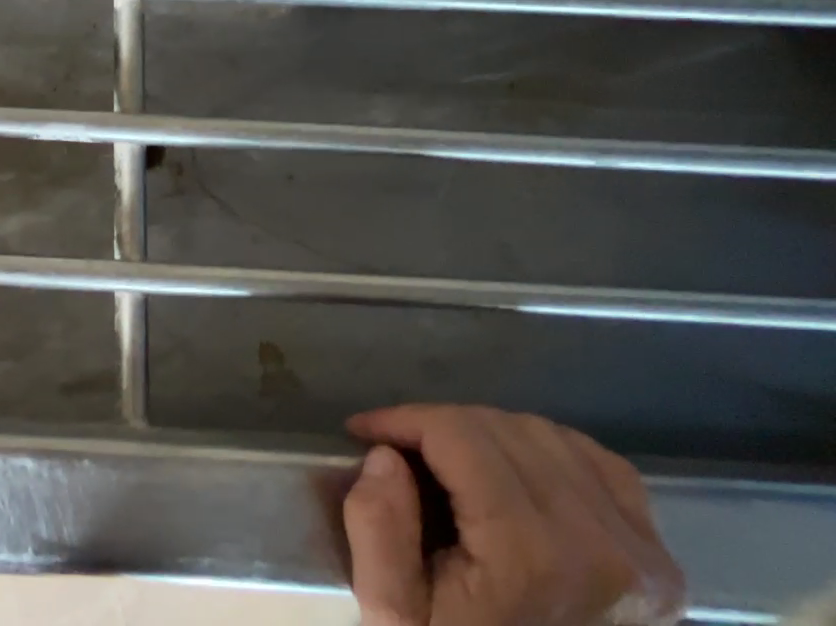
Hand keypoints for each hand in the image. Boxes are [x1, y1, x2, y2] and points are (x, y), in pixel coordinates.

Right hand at [344, 405, 684, 625]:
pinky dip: (549, 451)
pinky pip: (603, 467)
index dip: (402, 419)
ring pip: (551, 437)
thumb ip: (375, 528)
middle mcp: (600, 546)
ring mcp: (643, 556)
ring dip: (487, 434)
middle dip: (437, 425)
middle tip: (397, 449)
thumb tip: (384, 455)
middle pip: (503, 429)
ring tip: (447, 461)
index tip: (363, 431)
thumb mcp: (392, 611)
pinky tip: (512, 471)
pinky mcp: (661, 563)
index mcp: (529, 557)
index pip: (460, 437)